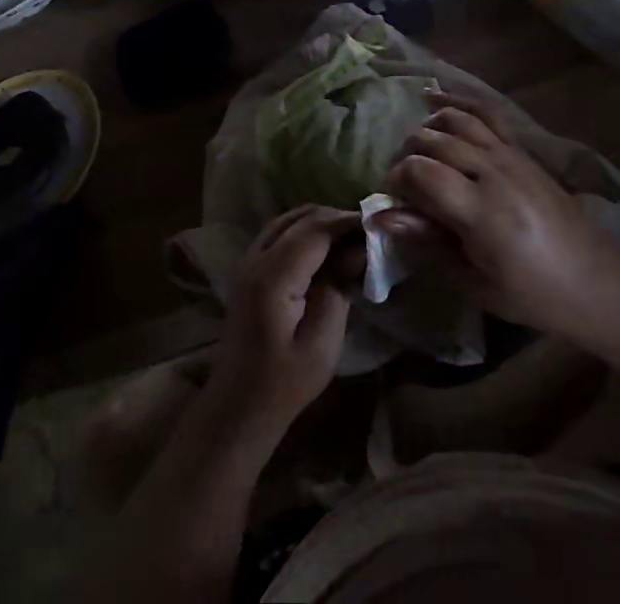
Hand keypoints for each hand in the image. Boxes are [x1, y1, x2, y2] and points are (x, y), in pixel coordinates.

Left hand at [204, 205, 356, 435]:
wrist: (240, 401)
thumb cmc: (285, 381)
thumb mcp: (322, 342)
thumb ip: (338, 289)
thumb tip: (359, 249)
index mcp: (272, 277)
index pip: (314, 230)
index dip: (347, 222)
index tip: (380, 226)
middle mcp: (254, 259)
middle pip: (298, 219)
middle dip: (335, 218)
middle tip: (370, 233)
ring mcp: (247, 262)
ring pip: (286, 222)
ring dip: (319, 223)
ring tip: (353, 239)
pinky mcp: (248, 270)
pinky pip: (277, 236)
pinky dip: (304, 233)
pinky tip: (327, 251)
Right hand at [373, 92, 607, 328]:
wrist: (597, 281)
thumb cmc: (531, 292)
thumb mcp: (472, 279)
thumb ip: (426, 241)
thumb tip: (381, 217)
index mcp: (482, 211)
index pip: (421, 172)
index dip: (396, 180)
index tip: (392, 202)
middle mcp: (495, 173)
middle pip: (433, 142)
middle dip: (407, 157)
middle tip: (405, 185)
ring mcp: (511, 156)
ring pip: (456, 121)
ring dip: (427, 131)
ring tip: (415, 151)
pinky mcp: (523, 151)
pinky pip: (486, 114)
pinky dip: (457, 104)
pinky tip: (433, 101)